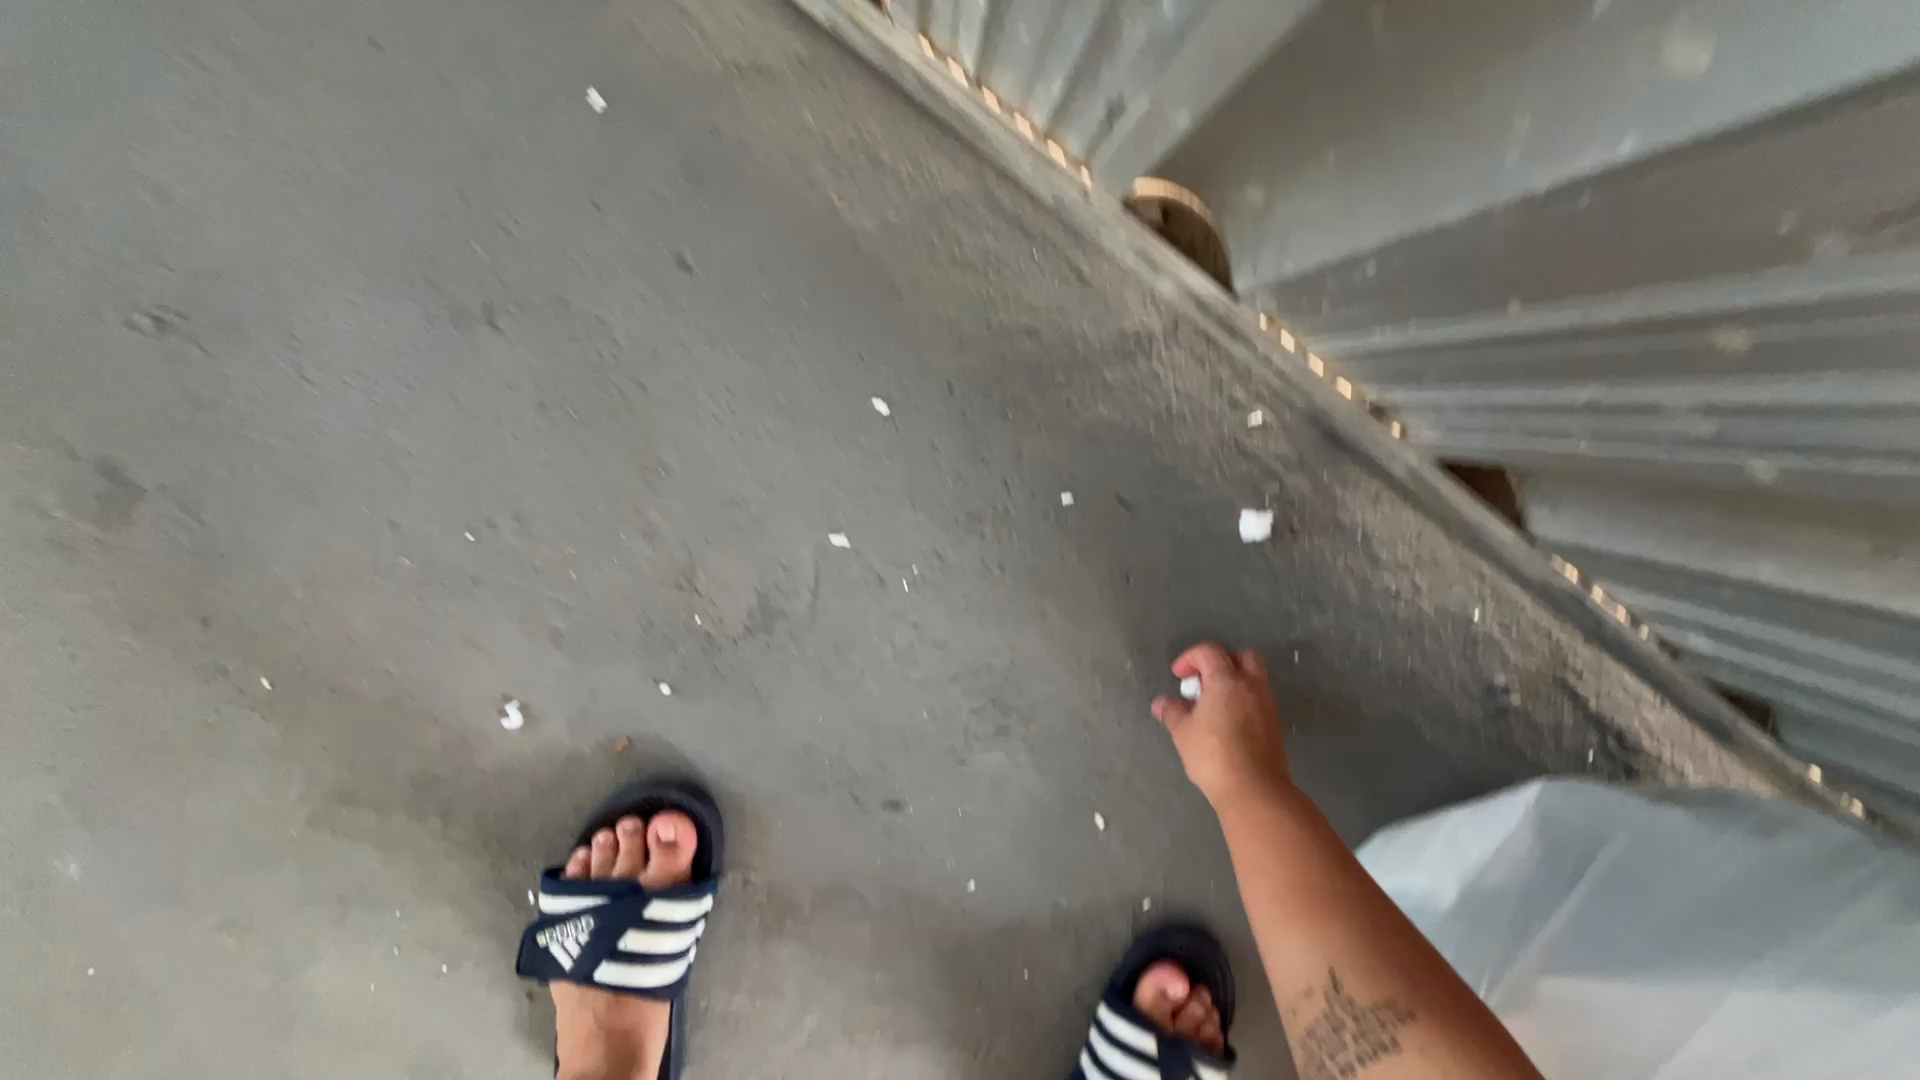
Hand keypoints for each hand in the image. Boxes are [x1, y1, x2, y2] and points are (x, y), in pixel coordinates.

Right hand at [1151, 643, 1292, 810]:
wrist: (1254, 789)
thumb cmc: (1212, 755)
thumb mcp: (1182, 733)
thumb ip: (1172, 713)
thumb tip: (1162, 704)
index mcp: (1226, 681)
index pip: (1209, 652)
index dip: (1190, 658)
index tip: (1179, 677)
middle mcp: (1251, 686)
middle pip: (1243, 656)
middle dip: (1221, 662)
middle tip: (1204, 682)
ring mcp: (1267, 705)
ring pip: (1254, 678)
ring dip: (1234, 683)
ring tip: (1213, 706)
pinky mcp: (1275, 724)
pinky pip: (1258, 700)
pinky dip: (1243, 701)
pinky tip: (1227, 723)